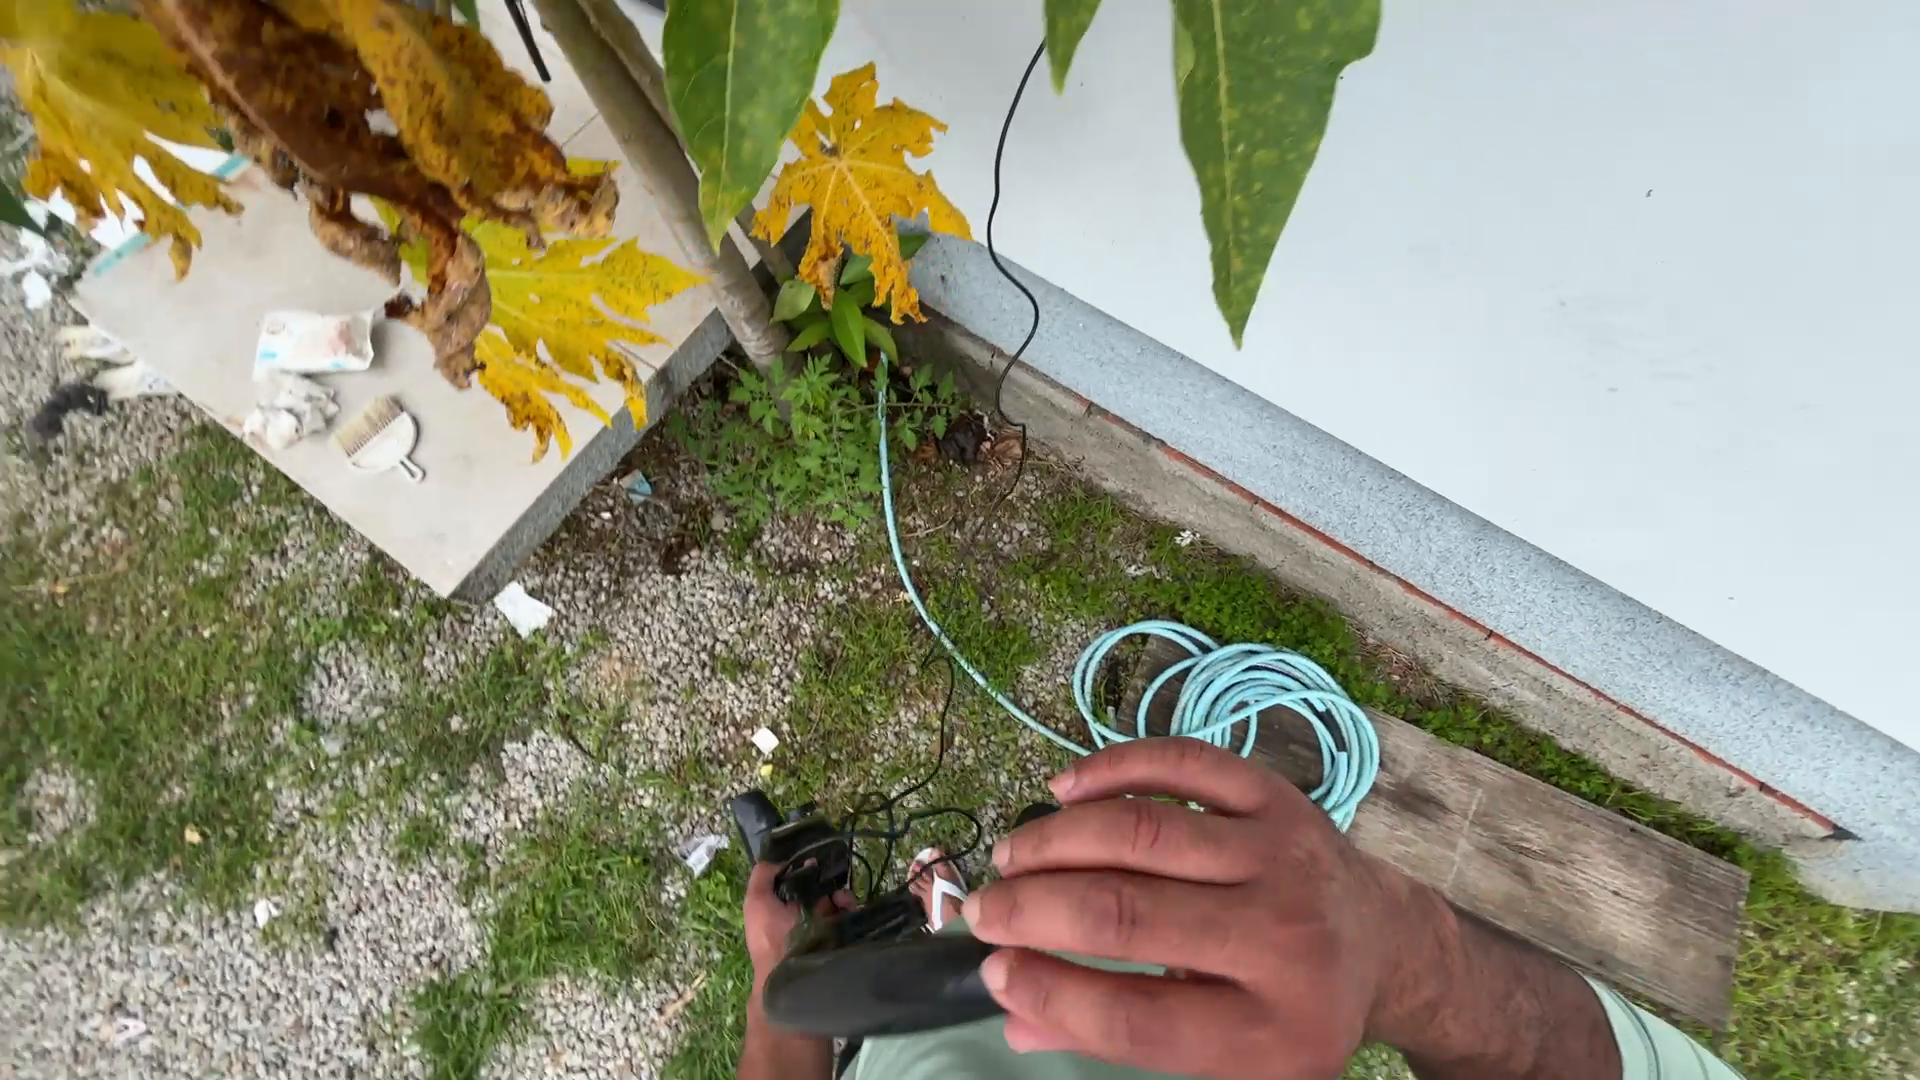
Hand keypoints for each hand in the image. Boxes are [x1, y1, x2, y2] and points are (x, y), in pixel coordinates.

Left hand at [743, 862, 852, 987]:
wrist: (790, 973)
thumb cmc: (770, 935)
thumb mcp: (755, 901)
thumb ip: (762, 876)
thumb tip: (782, 862)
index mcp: (782, 911)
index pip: (797, 885)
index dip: (804, 871)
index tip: (811, 861)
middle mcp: (803, 918)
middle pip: (820, 890)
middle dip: (826, 879)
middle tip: (829, 873)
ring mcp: (823, 929)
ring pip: (837, 901)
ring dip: (840, 892)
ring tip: (840, 895)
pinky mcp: (841, 936)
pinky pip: (850, 914)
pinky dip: (850, 904)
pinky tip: (846, 903)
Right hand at [962, 739, 1426, 1078]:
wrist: (1379, 939)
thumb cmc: (1286, 1004)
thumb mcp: (1224, 1051)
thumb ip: (1119, 1031)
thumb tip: (1013, 1015)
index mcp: (1272, 1034)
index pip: (1137, 1018)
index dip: (1049, 992)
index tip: (991, 968)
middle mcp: (1282, 939)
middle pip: (1129, 913)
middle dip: (1033, 907)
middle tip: (981, 905)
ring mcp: (1279, 853)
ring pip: (1142, 832)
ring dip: (1058, 839)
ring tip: (1009, 853)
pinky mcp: (1273, 792)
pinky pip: (1180, 762)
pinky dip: (1112, 768)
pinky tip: (1063, 789)